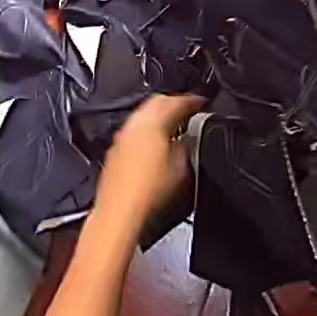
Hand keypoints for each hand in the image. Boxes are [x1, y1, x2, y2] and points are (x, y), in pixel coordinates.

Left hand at [91, 94, 205, 230]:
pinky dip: (147, 129)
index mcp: (153, 123)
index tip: (202, 102)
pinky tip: (156, 143)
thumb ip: (187, 146)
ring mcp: (122, 137)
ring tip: (174, 125)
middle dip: (174, 102)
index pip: (177, 102)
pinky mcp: (115, 151)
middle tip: (189, 109)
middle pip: (157, 101)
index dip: (194, 101)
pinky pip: (134, 130)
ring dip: (160, 115)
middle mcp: (134, 125)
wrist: (118, 215)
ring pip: (143, 114)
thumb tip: (188, 140)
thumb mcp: (181, 168)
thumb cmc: (146, 194)